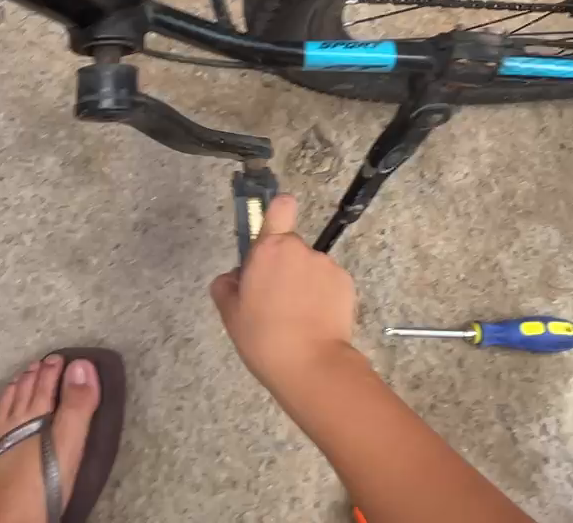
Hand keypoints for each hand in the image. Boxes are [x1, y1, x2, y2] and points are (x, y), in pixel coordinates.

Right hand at [209, 196, 359, 389]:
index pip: (281, 206)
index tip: (273, 233)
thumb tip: (235, 276)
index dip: (277, 213)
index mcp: (269, 249)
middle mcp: (300, 248)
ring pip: (310, 268)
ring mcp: (326, 265)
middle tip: (276, 301)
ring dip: (304, 284)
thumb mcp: (230, 315)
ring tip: (298, 319)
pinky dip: (323, 297)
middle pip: (290, 248)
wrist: (312, 366)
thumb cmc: (264, 338)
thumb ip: (226, 286)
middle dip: (284, 267)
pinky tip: (315, 323)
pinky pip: (329, 283)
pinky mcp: (346, 283)